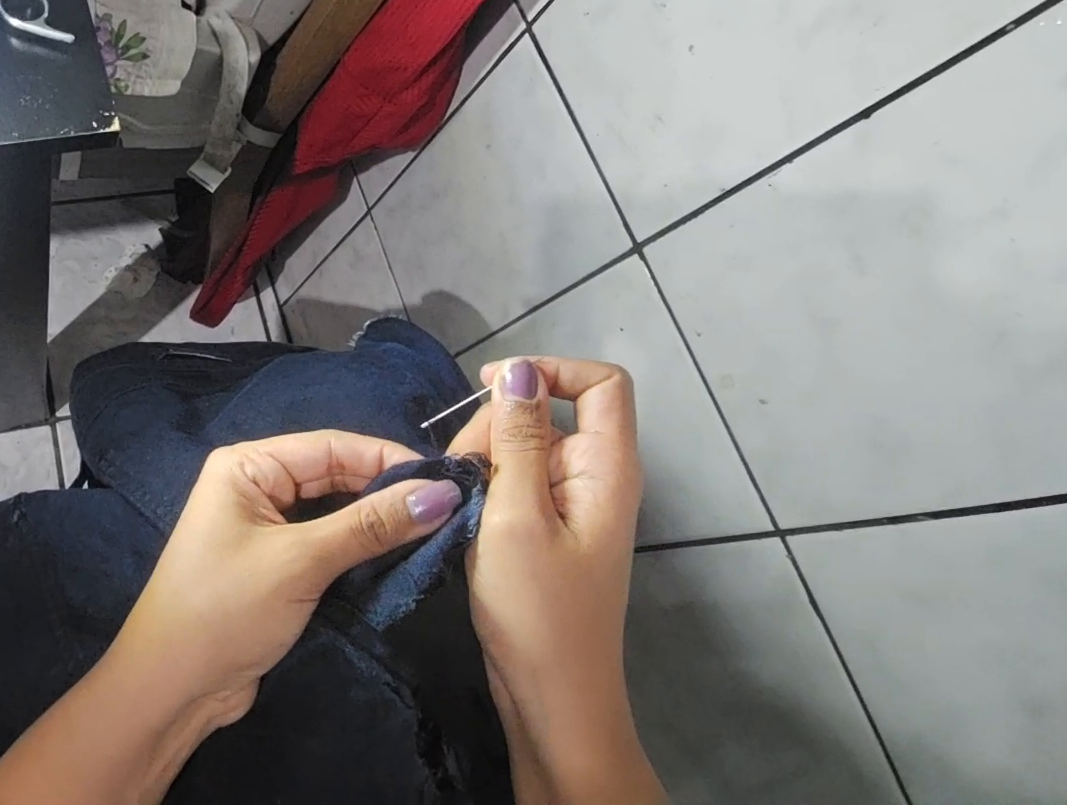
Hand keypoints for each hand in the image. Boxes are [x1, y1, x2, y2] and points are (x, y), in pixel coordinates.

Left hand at [0, 431, 464, 804]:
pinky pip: (326, 540)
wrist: (172, 687)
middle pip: (334, 474)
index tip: (446, 479)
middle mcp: (256, 485)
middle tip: (448, 509)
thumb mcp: (300, 562)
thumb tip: (441, 494)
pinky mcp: (275, 562)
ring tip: (435, 528)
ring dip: (377, 520)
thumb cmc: (226, 609)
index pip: (330, 446)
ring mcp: (265, 525)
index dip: (388, 458)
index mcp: (248, 466)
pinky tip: (398, 554)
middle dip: (386, 490)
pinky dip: (360, 546)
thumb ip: (369, 525)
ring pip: (334, 509)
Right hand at [447, 357, 662, 802]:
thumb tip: (518, 369)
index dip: (549, 370)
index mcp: (605, 466)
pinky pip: (511, 478)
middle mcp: (593, 474)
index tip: (490, 387)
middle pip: (545, 411)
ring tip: (461, 504)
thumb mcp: (516, 515)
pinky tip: (464, 515)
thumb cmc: (537, 609)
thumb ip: (516, 438)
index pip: (599, 382)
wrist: (549, 697)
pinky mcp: (544, 522)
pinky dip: (482, 485)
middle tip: (462, 473)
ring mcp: (568, 500)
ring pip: (518, 444)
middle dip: (494, 427)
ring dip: (480, 460)